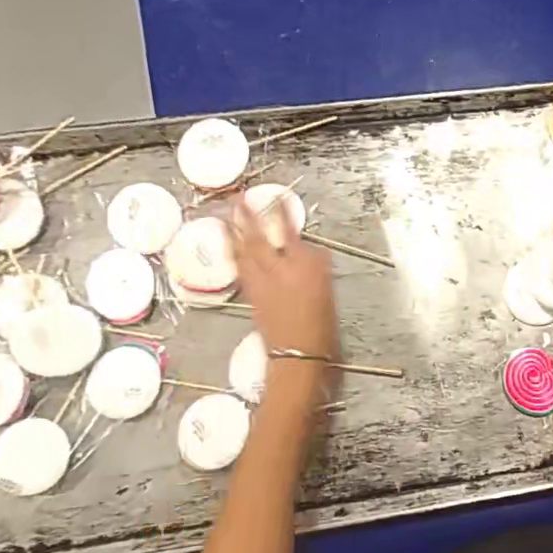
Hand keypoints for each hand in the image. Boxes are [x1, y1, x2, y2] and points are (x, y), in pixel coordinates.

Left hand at [232, 199, 338, 367]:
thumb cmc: (321, 329)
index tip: (277, 197)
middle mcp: (281, 269)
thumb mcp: (327, 294)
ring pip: (244, 249)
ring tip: (224, 213)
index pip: (291, 231)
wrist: (300, 356)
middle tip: (238, 196)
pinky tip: (228, 243)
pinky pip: (239, 265)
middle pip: (259, 236)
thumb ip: (315, 269)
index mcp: (306, 267)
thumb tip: (307, 253)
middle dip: (248, 215)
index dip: (282, 212)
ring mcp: (262, 281)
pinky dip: (232, 251)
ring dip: (233, 230)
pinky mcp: (251, 294)